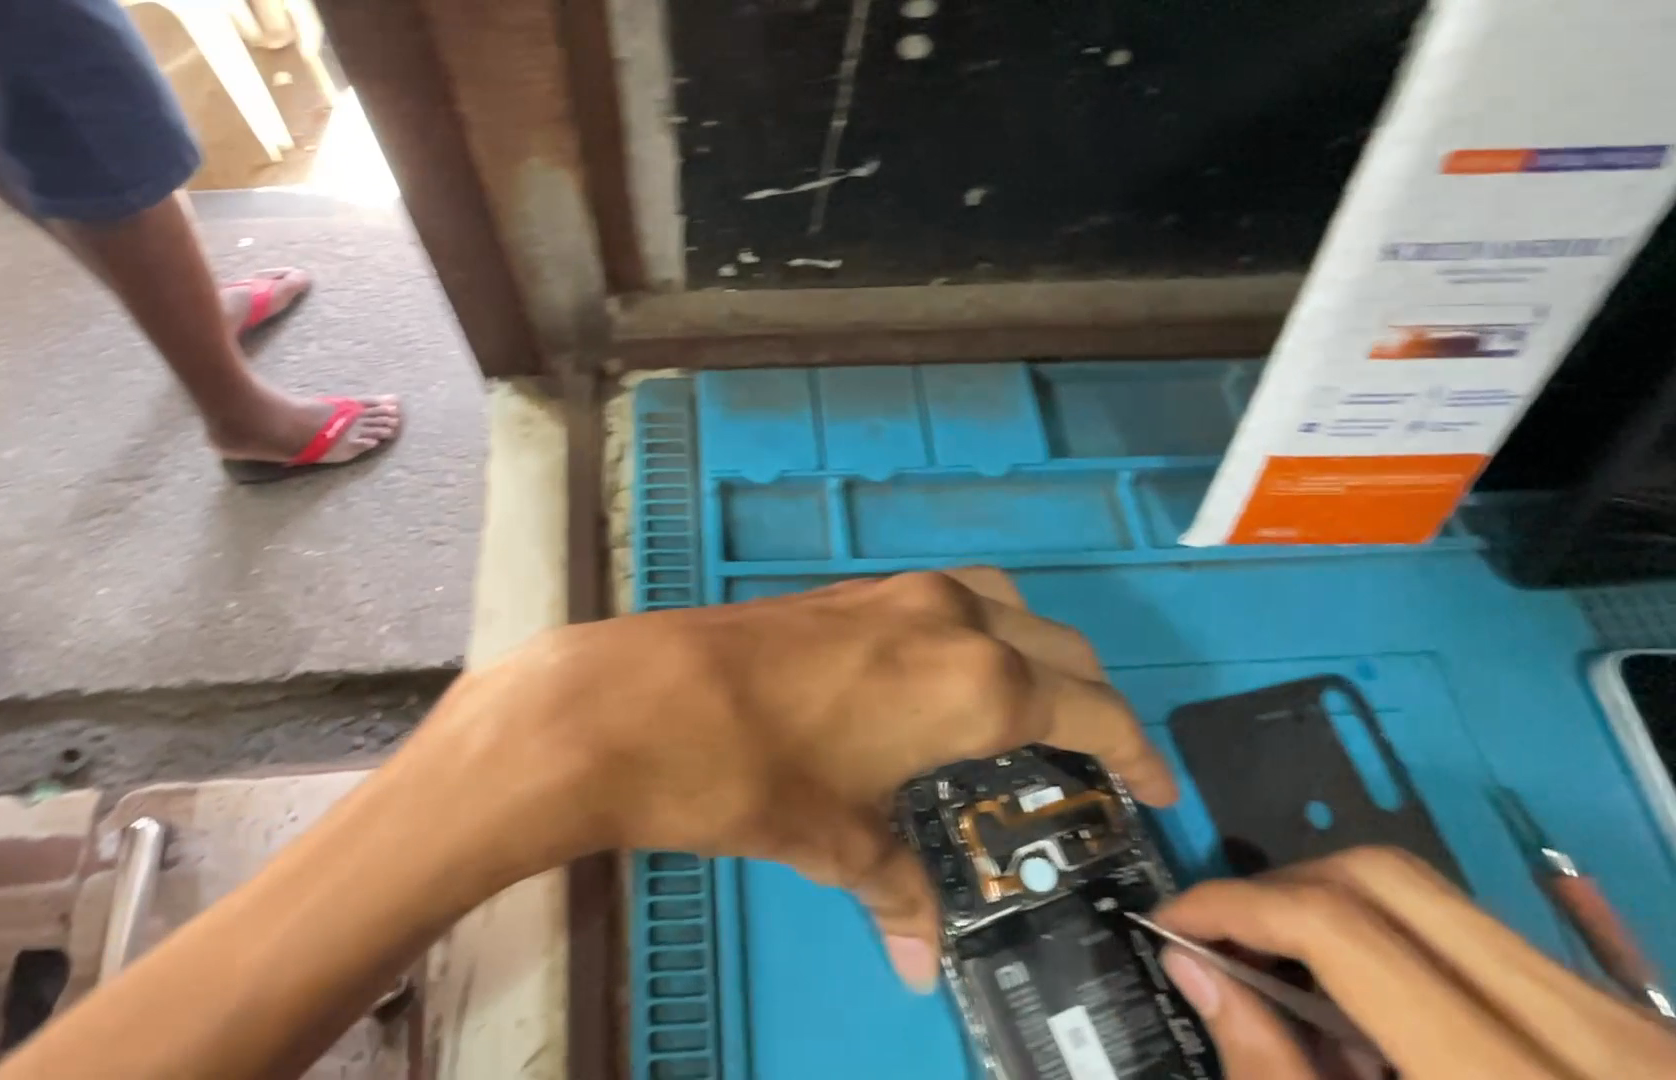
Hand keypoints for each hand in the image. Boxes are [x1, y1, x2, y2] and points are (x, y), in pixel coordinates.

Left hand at [489, 568, 1175, 989]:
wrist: (637, 700)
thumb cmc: (750, 774)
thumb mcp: (836, 839)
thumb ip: (893, 888)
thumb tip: (916, 961)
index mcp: (976, 680)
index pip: (1088, 708)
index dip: (1132, 751)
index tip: (1154, 785)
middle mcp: (950, 619)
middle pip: (1054, 646)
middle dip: (1085, 695)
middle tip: (1088, 749)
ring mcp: (892, 593)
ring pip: (997, 604)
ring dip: (1025, 646)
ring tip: (1020, 701)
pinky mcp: (842, 590)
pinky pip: (937, 600)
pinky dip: (963, 630)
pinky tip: (931, 678)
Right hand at [1152, 846, 1675, 1078]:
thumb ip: (1273, 1072)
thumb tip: (1190, 965)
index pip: (1343, 929)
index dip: (1234, 905)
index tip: (1173, 921)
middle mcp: (1601, 1037)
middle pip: (1386, 879)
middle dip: (1278, 889)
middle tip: (1224, 936)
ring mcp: (1636, 1023)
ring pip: (1432, 892)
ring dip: (1330, 909)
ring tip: (1291, 975)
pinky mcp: (1638, 1023)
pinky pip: (1478, 935)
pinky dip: (1392, 943)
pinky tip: (1374, 1012)